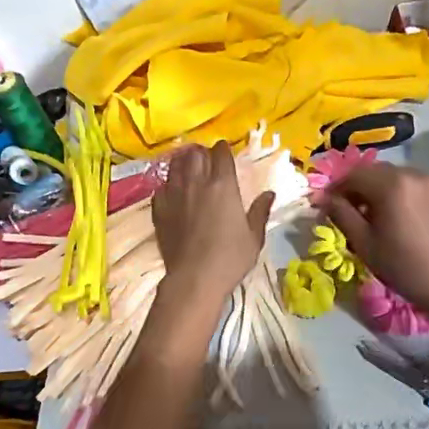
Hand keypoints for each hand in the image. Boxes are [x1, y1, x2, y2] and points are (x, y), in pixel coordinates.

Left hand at [152, 142, 274, 307]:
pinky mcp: (158, 209)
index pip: (221, 153)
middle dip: (202, 153)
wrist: (194, 278)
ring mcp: (174, 194)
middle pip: (195, 154)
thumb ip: (260, 211)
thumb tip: (269, 193)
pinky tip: (173, 192)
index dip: (223, 149)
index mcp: (223, 185)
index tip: (225, 152)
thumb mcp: (254, 236)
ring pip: (175, 165)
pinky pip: (162, 186)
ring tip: (188, 168)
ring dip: (183, 162)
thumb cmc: (230, 258)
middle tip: (207, 159)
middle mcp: (196, 182)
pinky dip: (169, 184)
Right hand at [322, 163, 428, 320]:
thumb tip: (325, 199)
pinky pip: (413, 186)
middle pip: (375, 172)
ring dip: (378, 190)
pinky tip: (396, 218)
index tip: (327, 206)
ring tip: (372, 217)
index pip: (354, 174)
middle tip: (348, 211)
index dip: (336, 188)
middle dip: (357, 187)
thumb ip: (342, 215)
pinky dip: (398, 194)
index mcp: (392, 185)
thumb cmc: (404, 268)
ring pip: (395, 177)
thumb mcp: (365, 244)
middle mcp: (413, 174)